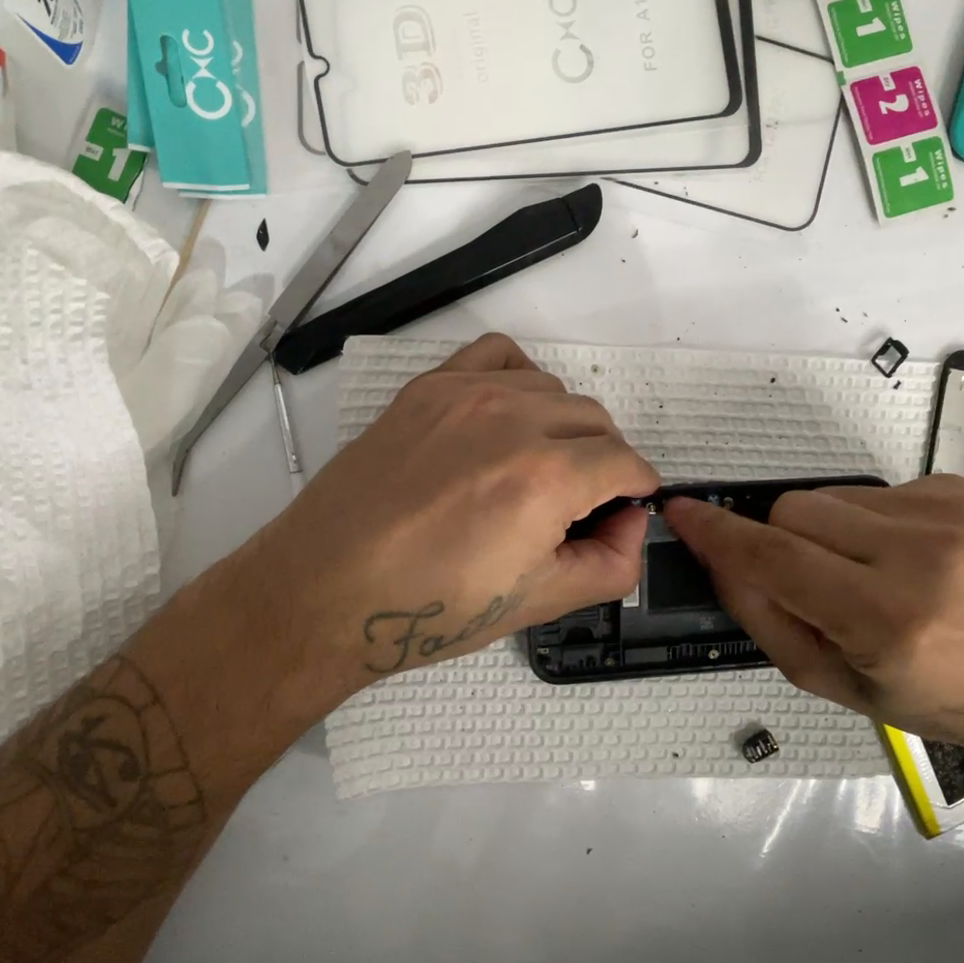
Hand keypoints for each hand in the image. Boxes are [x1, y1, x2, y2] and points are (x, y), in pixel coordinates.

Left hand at [207, 334, 658, 698]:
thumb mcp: (538, 603)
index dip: (635, 493)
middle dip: (603, 462)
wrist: (328, 587)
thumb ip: (610, 563)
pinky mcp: (428, 387)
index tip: (618, 514)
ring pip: (551, 389)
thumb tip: (630, 520)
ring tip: (535, 467)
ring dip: (562, 425)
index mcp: (546, 477)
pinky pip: (498, 355)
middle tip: (576, 505)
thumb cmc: (431, 607)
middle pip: (596, 421)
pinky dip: (519, 379)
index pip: (627, 463)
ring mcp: (465, 393)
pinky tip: (506, 417)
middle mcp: (512, 419)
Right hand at [663, 474, 963, 774]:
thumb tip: (718, 557)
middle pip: (793, 510)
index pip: (776, 558)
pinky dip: (862, 521)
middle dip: (779, 542)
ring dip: (821, 531)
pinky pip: (868, 490)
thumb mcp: (832, 682)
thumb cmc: (932, 697)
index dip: (718, 534)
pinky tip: (899, 557)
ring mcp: (946, 517)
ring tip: (863, 573)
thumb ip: (763, 617)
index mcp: (887, 621)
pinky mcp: (958, 492)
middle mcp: (920, 558)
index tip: (681, 513)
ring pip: (826, 496)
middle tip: (808, 583)